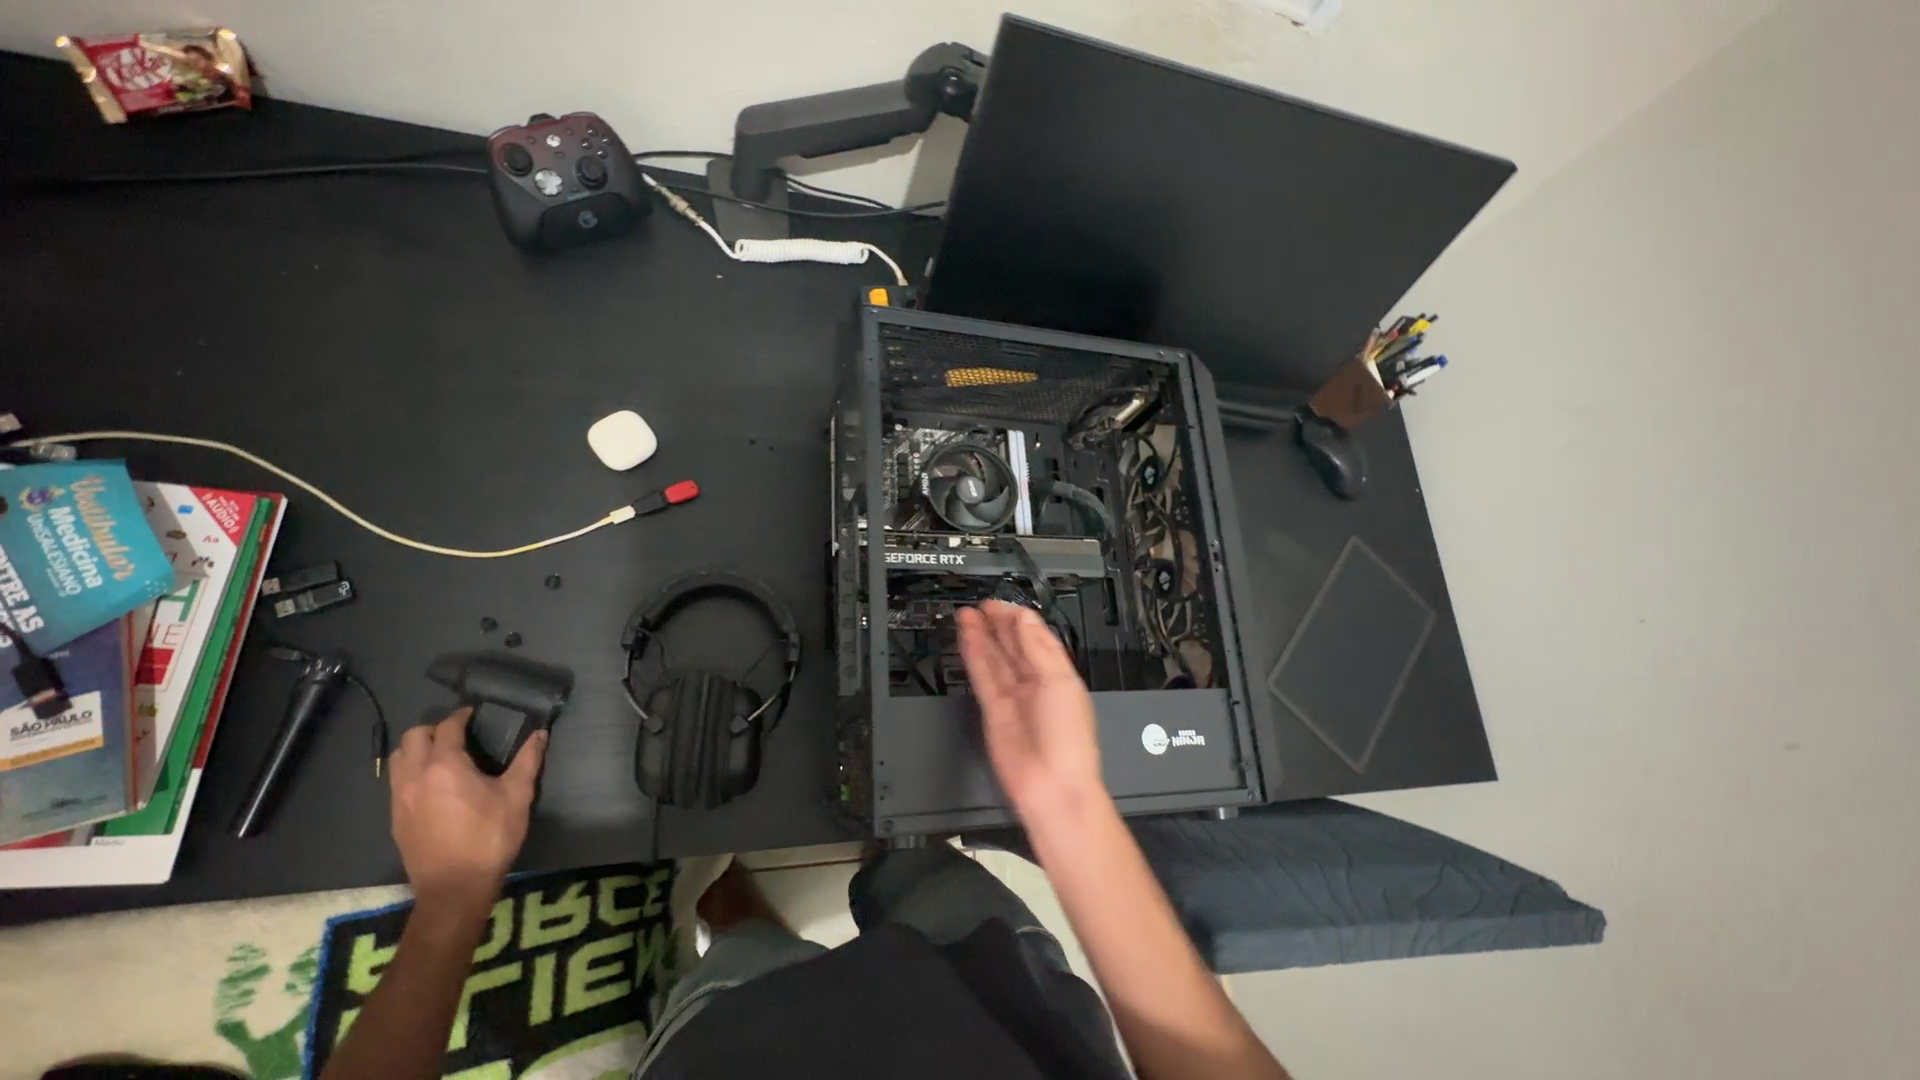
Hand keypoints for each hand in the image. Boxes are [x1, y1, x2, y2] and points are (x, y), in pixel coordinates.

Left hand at [387, 708, 544, 906]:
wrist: (455, 887)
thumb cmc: (490, 837)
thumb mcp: (517, 796)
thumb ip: (528, 760)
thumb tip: (540, 734)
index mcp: (445, 765)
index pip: (447, 727)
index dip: (461, 716)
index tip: (475, 714)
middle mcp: (415, 775)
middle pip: (413, 737)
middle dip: (434, 729)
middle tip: (458, 735)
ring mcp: (399, 798)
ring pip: (398, 758)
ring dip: (417, 749)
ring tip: (441, 757)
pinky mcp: (395, 818)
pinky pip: (396, 782)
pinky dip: (411, 772)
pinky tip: (433, 786)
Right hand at [957, 601, 1105, 822]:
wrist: (1052, 786)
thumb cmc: (1069, 742)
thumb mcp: (1060, 682)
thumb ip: (1038, 648)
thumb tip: (1024, 619)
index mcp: (1060, 675)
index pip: (1037, 638)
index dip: (1020, 619)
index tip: (1003, 605)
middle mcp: (1037, 685)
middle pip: (1014, 646)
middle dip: (999, 624)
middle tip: (982, 606)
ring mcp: (1014, 698)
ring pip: (995, 658)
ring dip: (982, 636)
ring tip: (968, 615)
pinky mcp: (994, 711)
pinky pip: (982, 676)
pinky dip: (974, 655)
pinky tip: (968, 638)